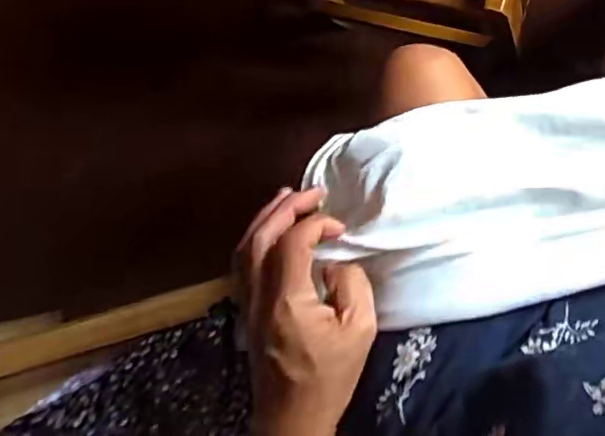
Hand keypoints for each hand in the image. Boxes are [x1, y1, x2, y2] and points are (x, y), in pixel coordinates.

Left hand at [234, 187, 377, 435]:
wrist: (293, 424)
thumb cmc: (330, 378)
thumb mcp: (360, 329)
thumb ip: (352, 283)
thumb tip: (334, 262)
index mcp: (287, 301)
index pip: (292, 242)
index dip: (316, 223)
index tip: (340, 227)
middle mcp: (260, 299)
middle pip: (260, 238)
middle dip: (286, 207)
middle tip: (314, 192)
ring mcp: (248, 307)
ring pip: (244, 250)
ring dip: (266, 217)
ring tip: (289, 197)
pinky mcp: (247, 314)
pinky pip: (243, 264)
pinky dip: (258, 237)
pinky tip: (274, 229)